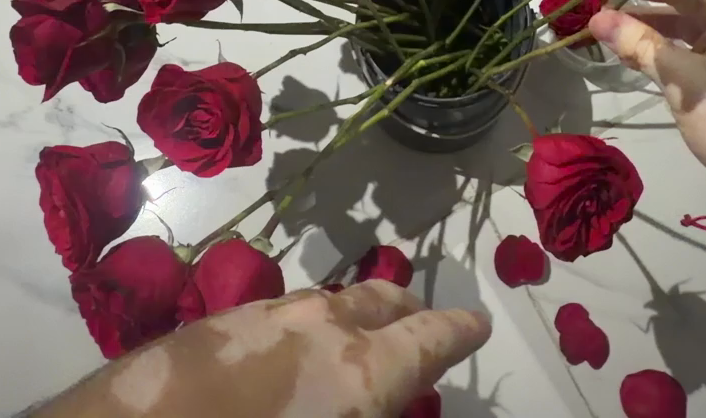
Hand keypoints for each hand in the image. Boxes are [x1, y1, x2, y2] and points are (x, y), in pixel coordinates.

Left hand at [44, 281, 489, 417]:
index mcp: (359, 373)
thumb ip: (366, 404)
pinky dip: (317, 319)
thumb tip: (380, 396)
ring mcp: (272, 314)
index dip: (458, 331)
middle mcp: (323, 328)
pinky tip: (300, 342)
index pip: (428, 340)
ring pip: (338, 300)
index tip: (478, 323)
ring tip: (367, 330)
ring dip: (363, 313)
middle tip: (425, 322)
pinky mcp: (227, 317)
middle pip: (385, 303)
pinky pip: (293, 308)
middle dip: (412, 311)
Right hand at [584, 0, 705, 217]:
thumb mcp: (684, 82)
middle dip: (638, 2)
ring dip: (651, 28)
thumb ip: (640, 46)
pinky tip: (640, 56)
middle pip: (683, 0)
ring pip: (689, 28)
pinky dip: (669, 50)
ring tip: (609, 31)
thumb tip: (597, 20)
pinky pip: (698, 50)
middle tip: (595, 3)